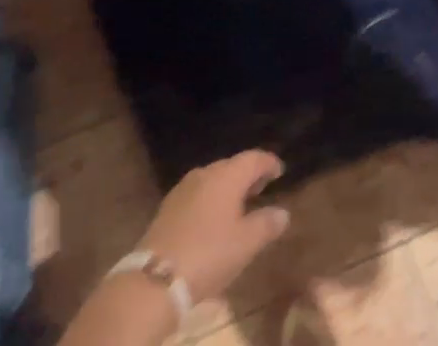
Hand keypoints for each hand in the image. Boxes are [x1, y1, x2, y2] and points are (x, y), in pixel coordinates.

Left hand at [140, 150, 290, 302]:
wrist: (156, 279)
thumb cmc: (209, 254)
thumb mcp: (246, 243)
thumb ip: (267, 224)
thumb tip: (282, 212)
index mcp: (226, 177)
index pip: (252, 159)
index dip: (268, 163)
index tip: (280, 171)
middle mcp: (203, 175)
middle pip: (231, 166)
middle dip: (248, 174)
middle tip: (263, 188)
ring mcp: (182, 190)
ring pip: (212, 180)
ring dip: (229, 187)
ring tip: (241, 203)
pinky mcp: (168, 208)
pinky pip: (198, 194)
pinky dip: (212, 199)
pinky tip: (215, 217)